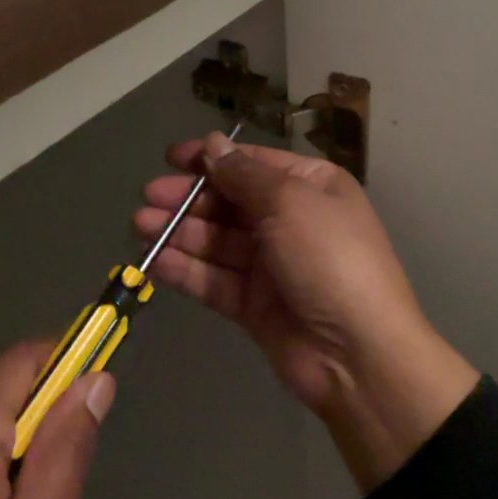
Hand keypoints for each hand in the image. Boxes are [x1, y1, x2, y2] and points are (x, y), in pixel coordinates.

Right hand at [135, 132, 478, 491]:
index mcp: (311, 186)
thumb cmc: (329, 258)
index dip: (212, 158)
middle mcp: (292, 220)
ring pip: (218, 240)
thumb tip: (213, 144)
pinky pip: (215, 279)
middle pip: (231, 201)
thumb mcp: (290, 203)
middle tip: (149, 196)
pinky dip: (187, 270)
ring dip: (181, 231)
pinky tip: (155, 261)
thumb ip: (244, 175)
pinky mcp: (255, 305)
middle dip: (190, 196)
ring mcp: (272, 265)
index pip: (253, 163)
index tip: (171, 157)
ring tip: (140, 225)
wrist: (358, 354)